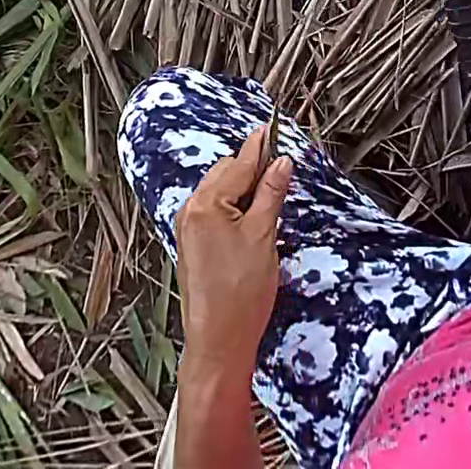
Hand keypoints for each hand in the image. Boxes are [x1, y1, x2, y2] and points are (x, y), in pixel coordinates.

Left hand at [176, 126, 292, 383]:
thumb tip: (281, 163)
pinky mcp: (192, 242)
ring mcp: (188, 226)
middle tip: (280, 168)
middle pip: (226, 172)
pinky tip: (251, 215)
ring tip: (269, 196)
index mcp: (206, 205)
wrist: (219, 342)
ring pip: (219, 189)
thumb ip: (271, 194)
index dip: (260, 146)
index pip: (239, 165)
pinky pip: (213, 208)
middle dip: (252, 168)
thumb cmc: (240, 294)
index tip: (271, 128)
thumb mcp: (264, 236)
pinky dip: (233, 204)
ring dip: (243, 187)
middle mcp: (191, 210)